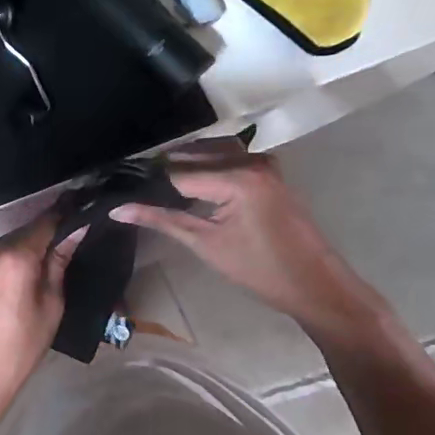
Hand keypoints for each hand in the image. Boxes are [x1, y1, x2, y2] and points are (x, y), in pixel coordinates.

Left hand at [0, 212, 84, 413]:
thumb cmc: (23, 343)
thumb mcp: (52, 303)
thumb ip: (60, 261)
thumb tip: (78, 229)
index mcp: (15, 256)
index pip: (46, 222)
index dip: (67, 211)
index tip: (86, 202)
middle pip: (28, 229)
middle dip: (51, 229)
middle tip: (76, 231)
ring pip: (13, 240)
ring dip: (32, 242)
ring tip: (56, 250)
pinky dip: (16, 253)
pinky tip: (30, 266)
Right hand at [111, 140, 384, 335]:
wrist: (315, 283)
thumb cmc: (260, 270)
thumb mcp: (206, 244)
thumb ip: (162, 220)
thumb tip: (118, 209)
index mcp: (236, 178)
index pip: (178, 173)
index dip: (148, 181)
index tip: (121, 187)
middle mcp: (250, 160)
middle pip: (195, 154)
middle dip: (166, 167)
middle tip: (133, 184)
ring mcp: (264, 163)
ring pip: (214, 150)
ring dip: (187, 161)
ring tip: (157, 182)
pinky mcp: (270, 171)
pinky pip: (231, 156)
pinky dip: (208, 163)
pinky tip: (191, 181)